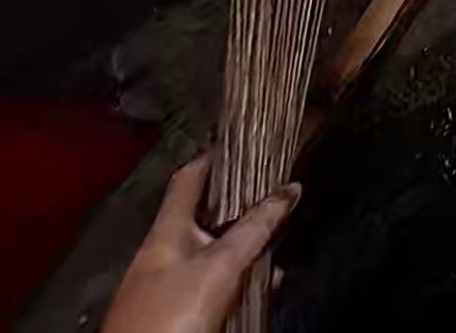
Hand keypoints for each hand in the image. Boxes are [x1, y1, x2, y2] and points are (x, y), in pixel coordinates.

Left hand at [100, 157, 299, 332]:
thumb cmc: (173, 316)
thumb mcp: (223, 265)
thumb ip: (258, 225)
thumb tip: (292, 187)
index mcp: (167, 232)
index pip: (191, 176)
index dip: (220, 154)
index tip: (254, 140)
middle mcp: (164, 251)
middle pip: (208, 210)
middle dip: (246, 200)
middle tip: (281, 190)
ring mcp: (166, 283)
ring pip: (216, 244)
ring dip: (249, 239)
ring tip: (282, 237)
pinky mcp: (175, 310)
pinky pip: (214, 275)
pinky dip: (241, 270)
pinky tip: (266, 279)